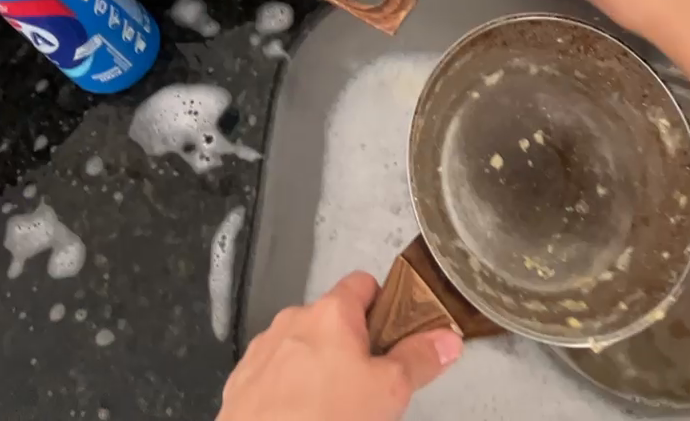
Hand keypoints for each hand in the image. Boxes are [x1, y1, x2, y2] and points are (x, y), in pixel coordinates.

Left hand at [218, 271, 462, 420]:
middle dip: (350, 345)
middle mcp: (293, 320)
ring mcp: (264, 349)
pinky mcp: (242, 381)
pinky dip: (287, 388)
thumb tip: (447, 340)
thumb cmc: (323, 418)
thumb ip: (419, 360)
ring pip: (301, 346)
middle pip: (333, 319)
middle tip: (366, 382)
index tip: (392, 332)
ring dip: (317, 365)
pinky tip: (299, 413)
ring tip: (331, 404)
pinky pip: (273, 372)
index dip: (383, 304)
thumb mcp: (388, 392)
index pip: (364, 283)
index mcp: (331, 312)